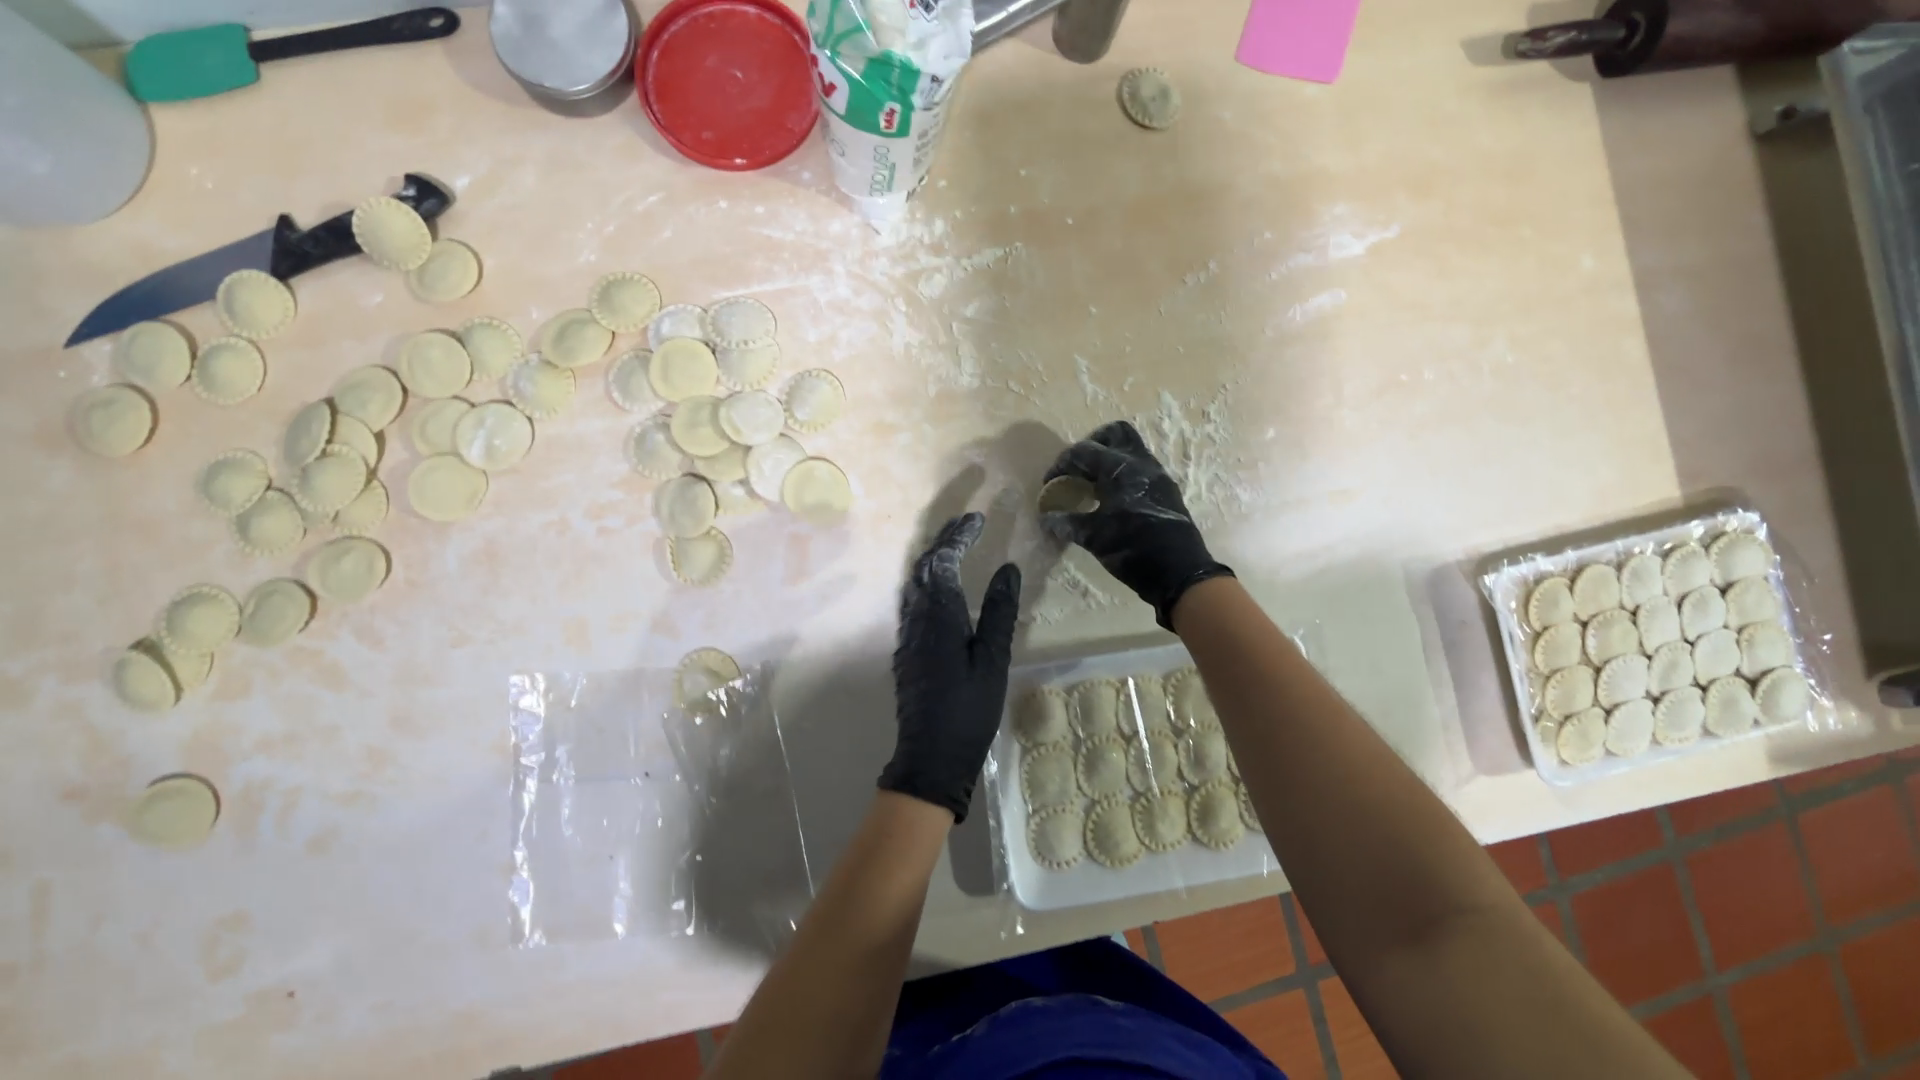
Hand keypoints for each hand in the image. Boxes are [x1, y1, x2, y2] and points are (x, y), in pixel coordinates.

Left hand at [879, 513, 1020, 822]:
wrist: (930, 754)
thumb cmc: (968, 709)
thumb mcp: (993, 660)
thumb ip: (998, 612)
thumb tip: (1007, 569)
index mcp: (938, 616)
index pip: (943, 561)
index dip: (959, 536)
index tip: (977, 517)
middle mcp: (915, 618)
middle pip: (924, 566)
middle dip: (944, 539)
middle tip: (967, 523)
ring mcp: (907, 634)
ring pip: (915, 583)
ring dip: (934, 558)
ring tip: (957, 545)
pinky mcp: (906, 650)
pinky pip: (914, 601)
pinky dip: (929, 581)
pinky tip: (943, 587)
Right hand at [1042, 420, 1234, 628]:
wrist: (1180, 572)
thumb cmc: (1133, 549)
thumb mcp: (1094, 537)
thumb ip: (1068, 523)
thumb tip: (1046, 518)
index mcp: (1121, 469)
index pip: (1084, 450)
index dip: (1062, 464)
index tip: (1050, 483)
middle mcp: (1142, 464)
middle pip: (1115, 434)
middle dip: (1092, 445)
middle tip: (1077, 469)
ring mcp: (1158, 476)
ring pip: (1131, 451)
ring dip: (1109, 461)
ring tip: (1092, 486)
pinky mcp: (1165, 491)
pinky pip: (1140, 470)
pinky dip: (1122, 476)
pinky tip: (1111, 501)